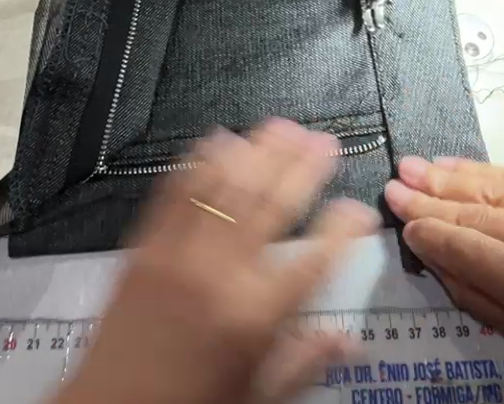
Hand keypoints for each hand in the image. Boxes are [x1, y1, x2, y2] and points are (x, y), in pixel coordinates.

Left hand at [53, 119, 379, 403]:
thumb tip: (347, 343)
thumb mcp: (256, 397)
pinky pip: (174, 192)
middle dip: (303, 167)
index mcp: (255, 318)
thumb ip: (304, 363)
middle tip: (323, 141)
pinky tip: (216, 140)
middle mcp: (221, 277)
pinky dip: (198, 162)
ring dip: (257, 152)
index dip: (343, 228)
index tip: (360, 209)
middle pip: (272, 206)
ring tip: (280, 127)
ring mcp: (179, 255)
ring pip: (226, 188)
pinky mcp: (143, 246)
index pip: (315, 261)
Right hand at [384, 157, 503, 403]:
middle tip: (394, 181)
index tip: (394, 210)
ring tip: (416, 166)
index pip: (465, 246)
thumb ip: (477, 294)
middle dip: (429, 195)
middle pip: (476, 208)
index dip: (425, 227)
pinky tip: (460, 167)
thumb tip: (429, 249)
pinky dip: (489, 173)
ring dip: (452, 175)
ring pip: (497, 183)